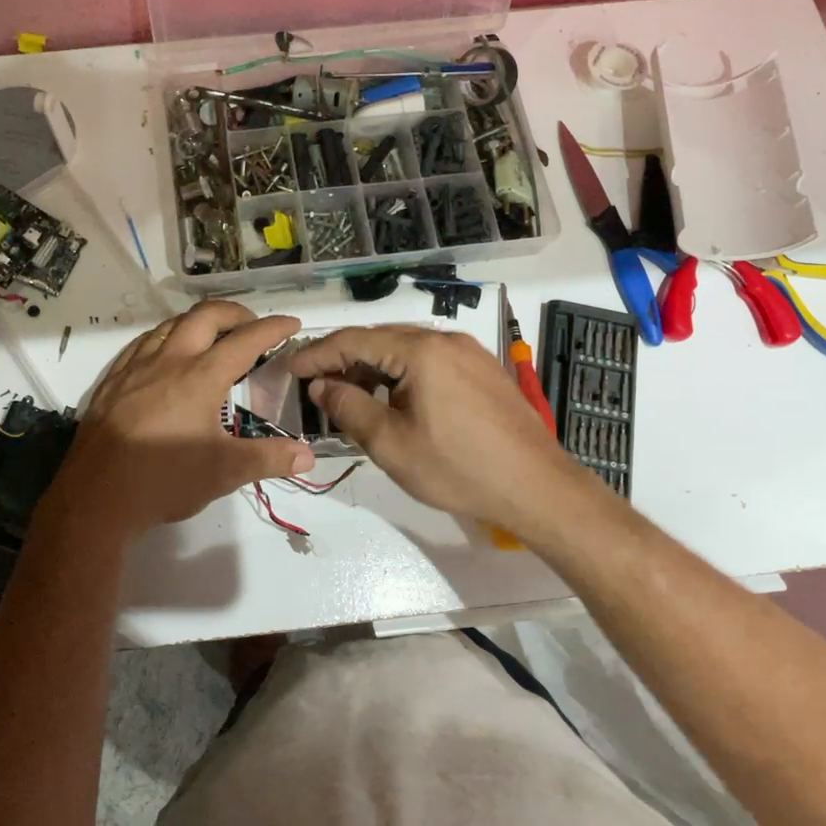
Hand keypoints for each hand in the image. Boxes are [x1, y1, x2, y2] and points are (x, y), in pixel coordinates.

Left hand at [45, 300, 314, 537]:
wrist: (96, 498)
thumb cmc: (165, 481)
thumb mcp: (224, 472)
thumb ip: (269, 459)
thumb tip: (308, 456)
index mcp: (201, 377)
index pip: (245, 340)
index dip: (272, 328)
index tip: (291, 322)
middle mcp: (169, 361)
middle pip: (205, 316)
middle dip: (235, 312)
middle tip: (252, 325)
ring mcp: (135, 368)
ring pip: (170, 324)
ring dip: (198, 321)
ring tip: (212, 335)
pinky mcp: (112, 381)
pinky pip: (142, 343)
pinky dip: (165, 337)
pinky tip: (165, 355)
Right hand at [285, 325, 585, 532]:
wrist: (537, 487)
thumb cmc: (459, 469)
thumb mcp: (391, 444)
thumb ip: (349, 407)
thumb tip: (322, 385)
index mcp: (421, 351)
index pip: (353, 340)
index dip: (316, 353)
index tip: (289, 368)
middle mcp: (445, 340)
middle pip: (379, 338)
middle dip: (342, 358)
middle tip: (312, 382)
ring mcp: (468, 352)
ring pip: (405, 349)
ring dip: (372, 366)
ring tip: (346, 392)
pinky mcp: (482, 370)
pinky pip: (429, 360)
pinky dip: (400, 372)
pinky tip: (390, 397)